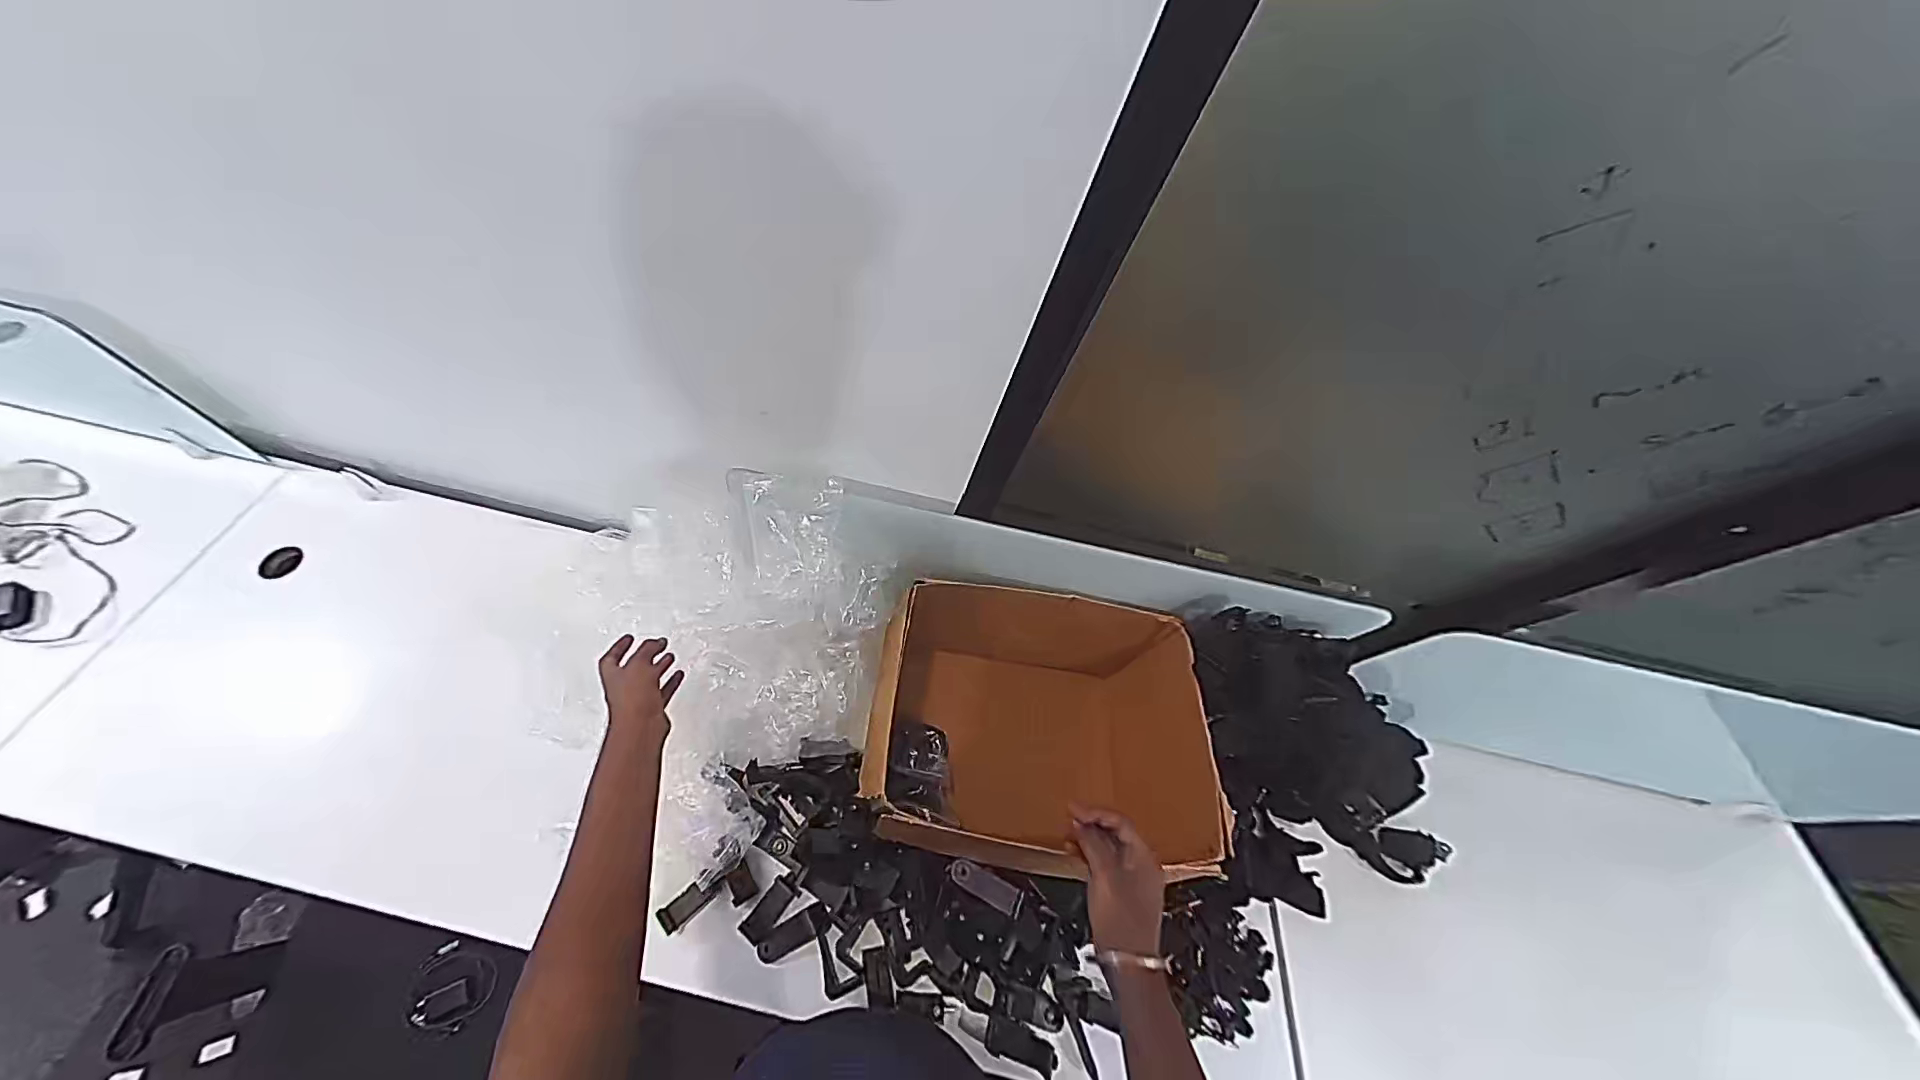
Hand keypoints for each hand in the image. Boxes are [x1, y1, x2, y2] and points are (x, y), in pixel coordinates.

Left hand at [598, 635, 684, 743]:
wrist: (641, 726)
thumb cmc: (631, 700)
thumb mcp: (639, 665)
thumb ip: (647, 651)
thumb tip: (654, 643)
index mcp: (613, 674)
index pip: (613, 656)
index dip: (621, 646)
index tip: (629, 638)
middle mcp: (623, 686)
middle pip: (634, 666)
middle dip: (646, 654)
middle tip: (656, 644)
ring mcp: (637, 697)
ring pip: (650, 677)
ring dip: (659, 666)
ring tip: (669, 657)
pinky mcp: (652, 707)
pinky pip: (662, 690)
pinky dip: (670, 682)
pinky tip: (676, 675)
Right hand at [1068, 804, 1165, 956]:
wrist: (1127, 962)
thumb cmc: (1120, 921)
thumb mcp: (1103, 876)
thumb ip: (1093, 845)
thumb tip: (1080, 824)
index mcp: (1144, 857)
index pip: (1120, 822)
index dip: (1095, 813)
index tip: (1073, 809)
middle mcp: (1142, 864)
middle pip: (1116, 833)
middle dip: (1091, 824)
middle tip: (1069, 818)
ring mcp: (1134, 878)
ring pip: (1110, 847)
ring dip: (1089, 839)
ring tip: (1069, 835)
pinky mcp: (1123, 890)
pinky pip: (1107, 863)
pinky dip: (1091, 855)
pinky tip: (1076, 853)